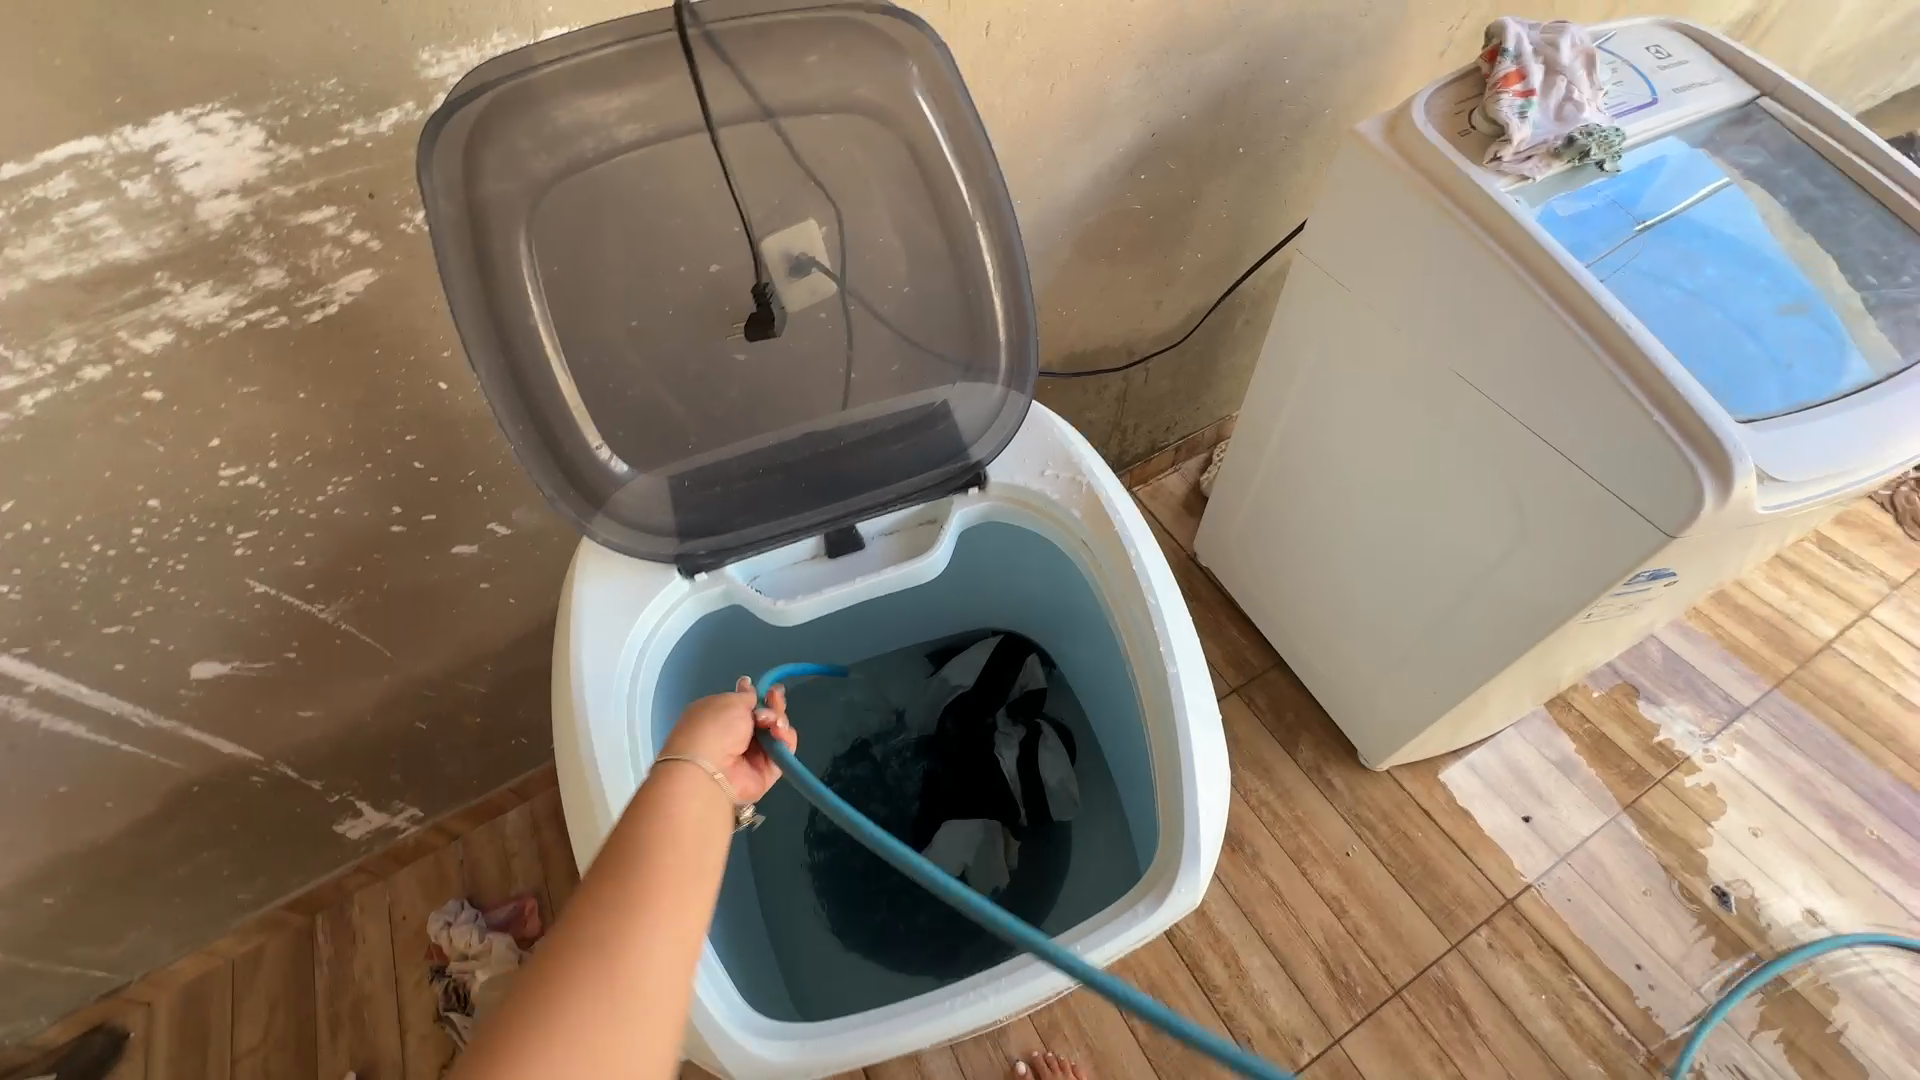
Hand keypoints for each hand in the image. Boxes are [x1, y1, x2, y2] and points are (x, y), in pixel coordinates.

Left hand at [659, 677, 796, 803]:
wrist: (710, 769)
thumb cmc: (715, 727)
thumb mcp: (730, 701)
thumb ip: (746, 695)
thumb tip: (746, 683)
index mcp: (719, 718)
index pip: (746, 705)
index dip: (760, 696)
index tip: (770, 690)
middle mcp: (735, 736)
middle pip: (765, 717)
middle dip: (773, 706)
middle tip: (775, 698)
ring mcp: (752, 755)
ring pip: (777, 731)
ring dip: (779, 720)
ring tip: (772, 722)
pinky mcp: (767, 770)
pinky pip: (784, 750)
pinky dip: (785, 738)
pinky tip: (778, 732)